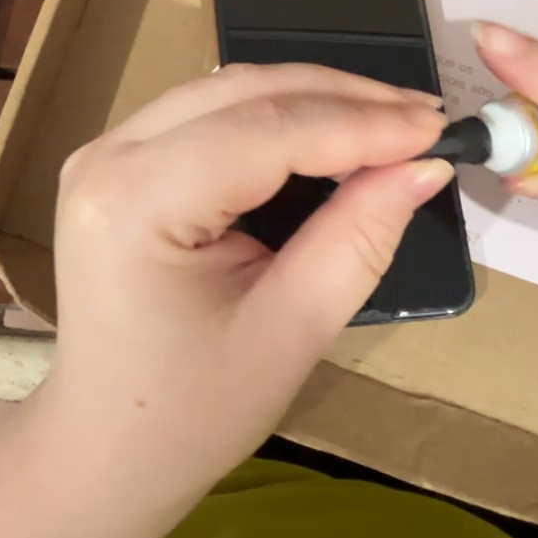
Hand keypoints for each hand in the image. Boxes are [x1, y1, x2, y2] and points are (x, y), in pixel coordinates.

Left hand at [32, 63, 451, 537]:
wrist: (101, 445)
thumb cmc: (190, 412)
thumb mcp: (288, 332)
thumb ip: (357, 237)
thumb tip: (423, 165)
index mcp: (134, 200)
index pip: (264, 132)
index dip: (358, 122)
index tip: (437, 125)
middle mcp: (108, 154)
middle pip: (241, 93)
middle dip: (340, 97)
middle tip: (422, 116)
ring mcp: (105, 150)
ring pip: (225, 92)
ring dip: (309, 98)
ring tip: (387, 119)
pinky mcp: (117, 159)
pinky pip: (206, 113)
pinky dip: (273, 114)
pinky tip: (324, 129)